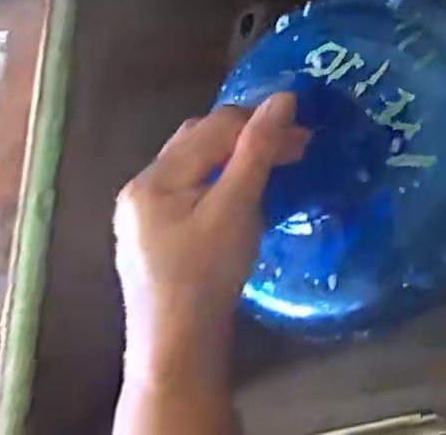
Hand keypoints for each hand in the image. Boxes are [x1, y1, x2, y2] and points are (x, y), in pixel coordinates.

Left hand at [114, 95, 308, 390]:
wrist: (178, 349)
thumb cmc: (206, 274)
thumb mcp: (237, 206)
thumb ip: (258, 148)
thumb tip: (284, 96)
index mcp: (154, 179)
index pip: (215, 127)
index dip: (261, 123)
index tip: (303, 135)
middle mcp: (142, 187)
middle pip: (202, 138)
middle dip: (250, 135)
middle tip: (294, 147)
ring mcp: (147, 210)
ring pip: (200, 158)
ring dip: (239, 152)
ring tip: (276, 161)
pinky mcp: (159, 230)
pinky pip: (196, 182)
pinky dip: (225, 174)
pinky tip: (247, 187)